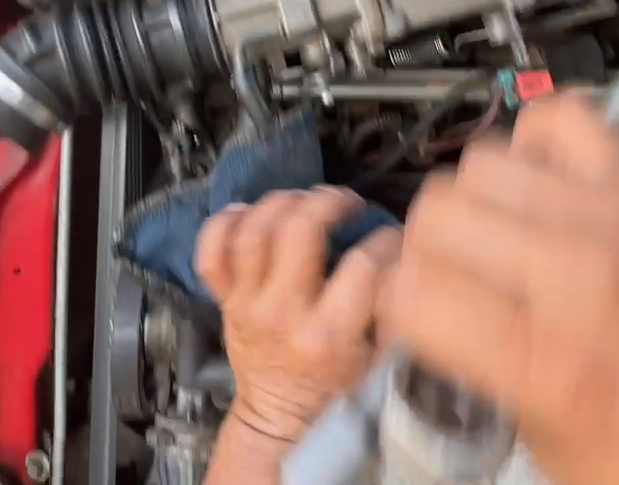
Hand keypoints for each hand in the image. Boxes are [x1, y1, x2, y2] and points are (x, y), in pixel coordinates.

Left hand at [196, 186, 399, 441]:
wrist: (278, 419)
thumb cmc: (334, 387)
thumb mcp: (375, 359)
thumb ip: (388, 308)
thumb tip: (406, 255)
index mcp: (327, 335)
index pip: (361, 267)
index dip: (385, 241)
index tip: (393, 234)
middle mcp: (282, 313)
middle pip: (298, 231)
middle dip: (327, 202)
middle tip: (345, 200)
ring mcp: (246, 305)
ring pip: (253, 232)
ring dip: (281, 202)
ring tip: (303, 199)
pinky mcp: (224, 301)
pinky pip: (211, 254)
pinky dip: (222, 224)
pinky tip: (246, 210)